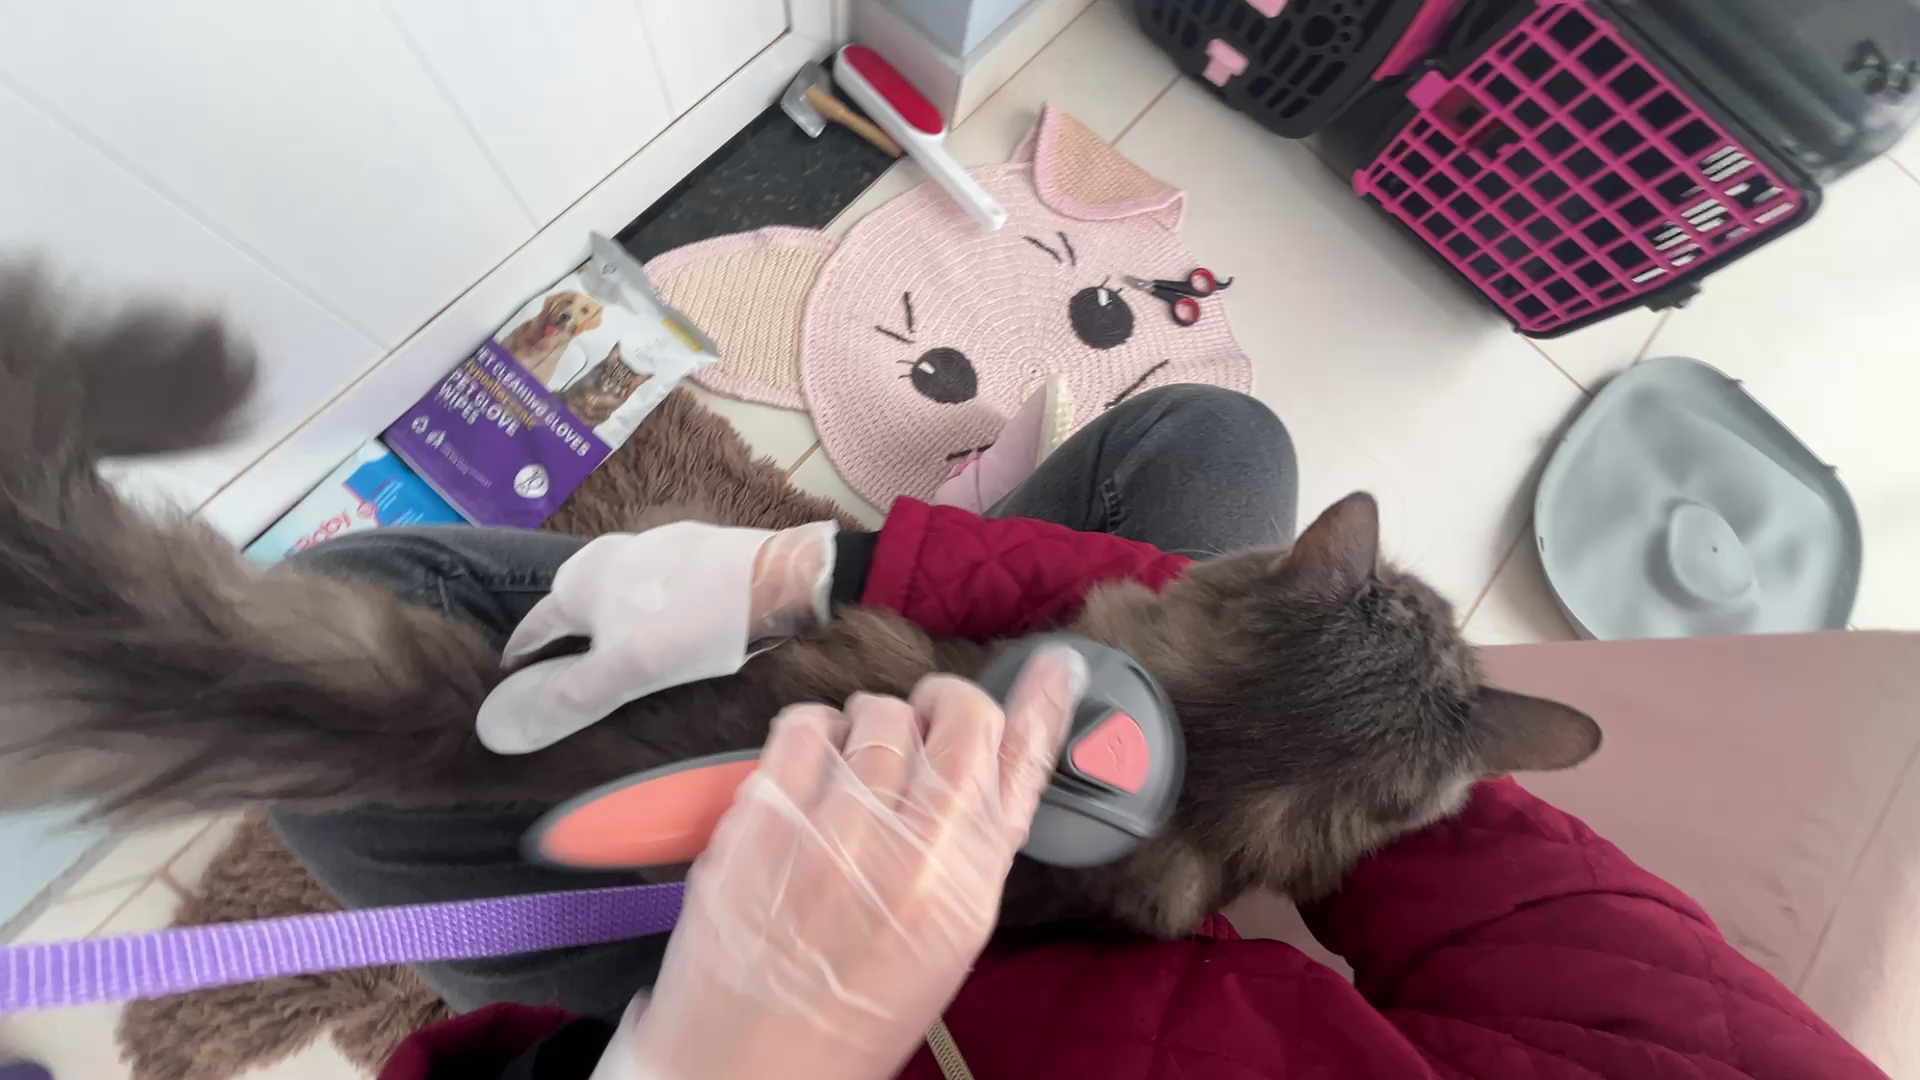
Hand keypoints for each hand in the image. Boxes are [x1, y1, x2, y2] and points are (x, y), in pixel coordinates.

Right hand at [476, 520, 836, 753]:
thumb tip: (494, 727)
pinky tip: (679, 631)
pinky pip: (660, 588)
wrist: (780, 577)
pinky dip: (657, 613)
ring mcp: (657, 543)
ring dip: (619, 627)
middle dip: (575, 646)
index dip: (525, 668)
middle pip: (577, 610)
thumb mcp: (625, 672)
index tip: (523, 697)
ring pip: (621, 596)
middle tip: (583, 687)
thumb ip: (564, 698)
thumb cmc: (695, 625)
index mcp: (578, 579)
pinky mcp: (698, 546)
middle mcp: (609, 552)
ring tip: (632, 663)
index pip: (531, 632)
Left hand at [592, 648, 1086, 1079]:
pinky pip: (807, 720)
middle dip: (942, 705)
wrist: (749, 1063)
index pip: (1023, 766)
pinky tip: (811, 771)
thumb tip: (988, 756)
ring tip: (854, 774)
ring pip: (880, 709)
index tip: (1056, 661)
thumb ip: (974, 836)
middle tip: (921, 725)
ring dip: (871, 727)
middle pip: (957, 714)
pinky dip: (814, 732)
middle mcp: (913, 851)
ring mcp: (837, 829)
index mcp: (968, 885)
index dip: (1045, 704)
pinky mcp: (767, 816)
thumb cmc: (856, 1000)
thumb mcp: (947, 929)